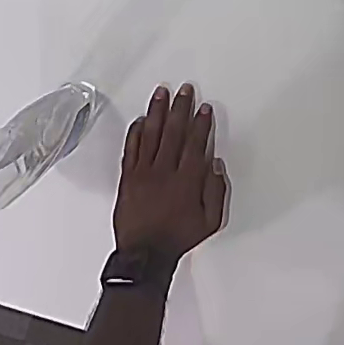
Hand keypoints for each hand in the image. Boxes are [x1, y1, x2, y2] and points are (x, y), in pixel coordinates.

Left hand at [114, 83, 227, 266]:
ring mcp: (144, 172)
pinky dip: (135, 131)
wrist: (144, 253)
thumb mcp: (210, 221)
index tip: (205, 109)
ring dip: (157, 111)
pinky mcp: (128, 177)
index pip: (196, 143)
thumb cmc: (177, 238)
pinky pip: (131, 148)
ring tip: (162, 92)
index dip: (201, 123)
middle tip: (185, 90)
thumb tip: (215, 164)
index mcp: (187, 181)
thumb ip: (216, 191)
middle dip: (181, 107)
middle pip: (174, 131)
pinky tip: (140, 119)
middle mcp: (165, 171)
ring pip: (151, 134)